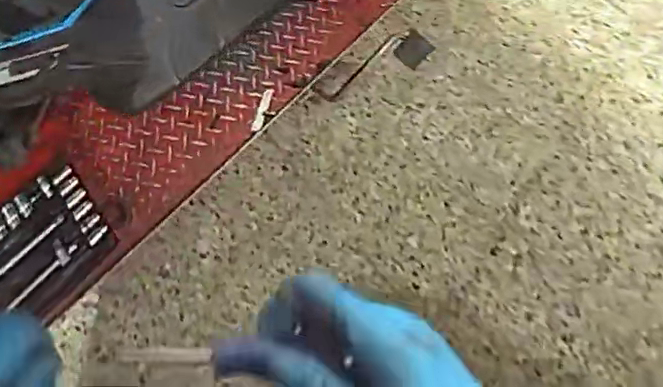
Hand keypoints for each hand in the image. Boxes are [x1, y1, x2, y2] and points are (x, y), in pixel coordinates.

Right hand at [212, 274, 479, 386]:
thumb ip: (297, 374)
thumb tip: (228, 350)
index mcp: (381, 324)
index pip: (304, 285)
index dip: (274, 315)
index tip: (260, 354)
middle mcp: (400, 316)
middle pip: (324, 301)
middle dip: (295, 335)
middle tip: (281, 376)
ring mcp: (422, 335)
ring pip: (347, 321)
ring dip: (320, 347)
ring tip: (313, 381)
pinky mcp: (434, 355)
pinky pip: (374, 338)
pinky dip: (350, 357)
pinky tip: (351, 384)